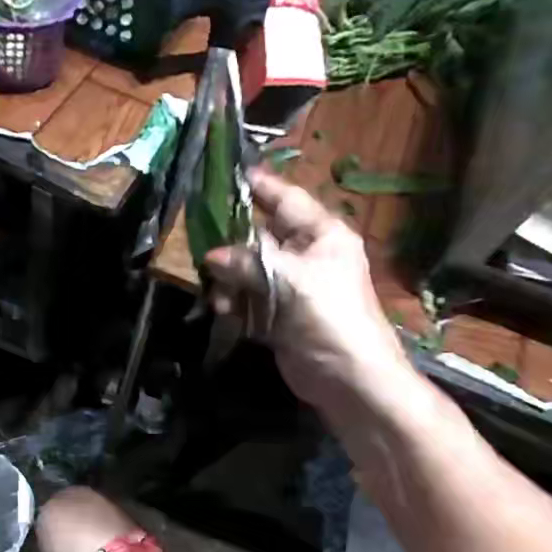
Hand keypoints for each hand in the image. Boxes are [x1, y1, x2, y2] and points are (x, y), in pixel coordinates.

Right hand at [204, 168, 411, 408]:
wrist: (348, 377)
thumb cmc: (328, 316)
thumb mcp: (288, 280)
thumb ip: (247, 262)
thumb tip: (211, 255)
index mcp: (322, 235)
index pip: (287, 200)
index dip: (260, 187)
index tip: (230, 174)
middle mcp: (306, 256)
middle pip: (260, 238)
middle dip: (232, 247)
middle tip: (203, 251)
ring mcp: (291, 287)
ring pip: (247, 272)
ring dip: (229, 283)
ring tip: (220, 299)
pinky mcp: (278, 315)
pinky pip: (247, 300)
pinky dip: (233, 304)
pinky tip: (224, 312)